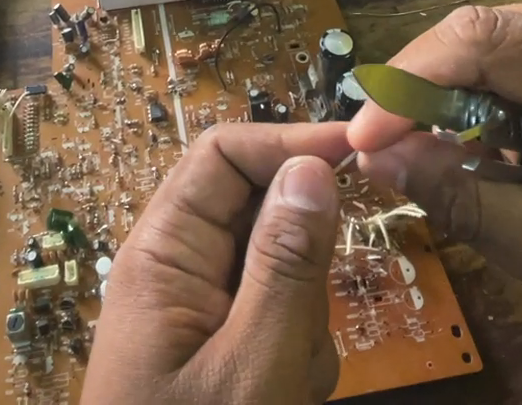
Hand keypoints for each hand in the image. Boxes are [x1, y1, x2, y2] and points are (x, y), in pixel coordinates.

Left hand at [83, 122, 351, 404]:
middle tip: (309, 324)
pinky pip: (278, 318)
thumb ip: (287, 265)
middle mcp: (179, 266)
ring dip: (303, 319)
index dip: (287, 141)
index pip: (223, 155)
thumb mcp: (252, 369)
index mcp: (163, 250)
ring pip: (280, 270)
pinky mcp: (223, 346)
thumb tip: (313, 165)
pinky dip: (298, 352)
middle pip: (258, 212)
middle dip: (303, 260)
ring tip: (287, 381)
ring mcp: (202, 310)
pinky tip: (286, 394)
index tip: (358, 152)